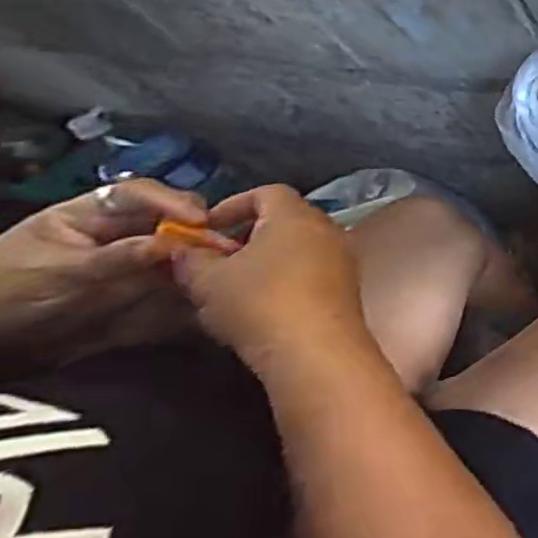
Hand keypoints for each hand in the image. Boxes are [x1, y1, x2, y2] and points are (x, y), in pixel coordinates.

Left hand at [0, 180, 225, 375]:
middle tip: (226, 246)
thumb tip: (172, 243)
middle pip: (175, 219)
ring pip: (186, 250)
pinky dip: (202, 284)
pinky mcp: (146, 292)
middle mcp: (120, 234)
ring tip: (232, 267)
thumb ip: (112, 259)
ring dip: (209, 257)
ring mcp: (136, 263)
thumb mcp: (51, 275)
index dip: (172, 202)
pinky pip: (182, 282)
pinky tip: (219, 288)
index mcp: (88, 217)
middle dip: (203, 228)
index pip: (139, 194)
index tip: (199, 219)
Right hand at [170, 184, 365, 372]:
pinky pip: (315, 265)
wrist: (315, 345)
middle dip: (248, 233)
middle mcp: (329, 228)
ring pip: (301, 243)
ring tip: (233, 283)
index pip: (268, 192)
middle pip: (286, 217)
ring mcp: (345, 254)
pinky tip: (264, 301)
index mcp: (297, 216)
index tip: (204, 230)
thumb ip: (192, 258)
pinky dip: (289, 273)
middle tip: (215, 258)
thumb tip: (186, 250)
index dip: (232, 204)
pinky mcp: (350, 281)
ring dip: (268, 256)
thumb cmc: (258, 301)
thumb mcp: (207, 279)